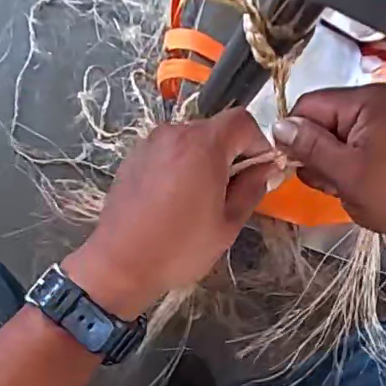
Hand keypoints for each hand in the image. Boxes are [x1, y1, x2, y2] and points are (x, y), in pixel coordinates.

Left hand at [63, 109, 277, 317]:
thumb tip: (265, 169)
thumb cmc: (179, 248)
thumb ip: (251, 189)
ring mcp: (150, 144)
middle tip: (234, 190)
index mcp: (203, 146)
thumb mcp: (227, 224)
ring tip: (203, 199)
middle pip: (216, 129)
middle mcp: (174, 134)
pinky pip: (169, 151)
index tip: (262, 169)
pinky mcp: (134, 158)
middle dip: (232, 153)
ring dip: (206, 160)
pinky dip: (181, 165)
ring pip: (191, 140)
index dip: (259, 142)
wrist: (119, 264)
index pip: (242, 121)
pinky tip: (177, 200)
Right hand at [271, 85, 385, 247]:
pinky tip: (360, 189)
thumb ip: (310, 147)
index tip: (293, 166)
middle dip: (316, 156)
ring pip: (335, 140)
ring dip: (332, 167)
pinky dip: (349, 170)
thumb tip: (279, 126)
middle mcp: (375, 104)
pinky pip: (354, 150)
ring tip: (349, 188)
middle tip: (333, 182)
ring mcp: (385, 123)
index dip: (294, 136)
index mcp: (365, 101)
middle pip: (321, 122)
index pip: (308, 106)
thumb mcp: (346, 172)